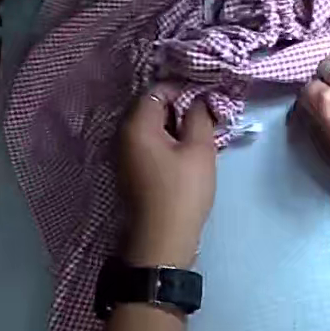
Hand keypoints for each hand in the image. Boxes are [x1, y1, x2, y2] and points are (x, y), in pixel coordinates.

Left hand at [119, 85, 217, 267]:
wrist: (162, 239)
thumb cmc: (182, 192)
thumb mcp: (199, 150)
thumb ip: (199, 118)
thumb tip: (199, 101)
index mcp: (135, 125)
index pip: (157, 91)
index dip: (184, 91)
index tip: (208, 102)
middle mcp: (121, 135)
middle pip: (151, 108)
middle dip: (179, 109)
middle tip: (207, 121)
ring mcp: (123, 155)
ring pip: (151, 129)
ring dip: (175, 128)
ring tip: (200, 138)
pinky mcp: (130, 172)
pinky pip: (148, 146)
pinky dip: (167, 144)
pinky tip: (186, 156)